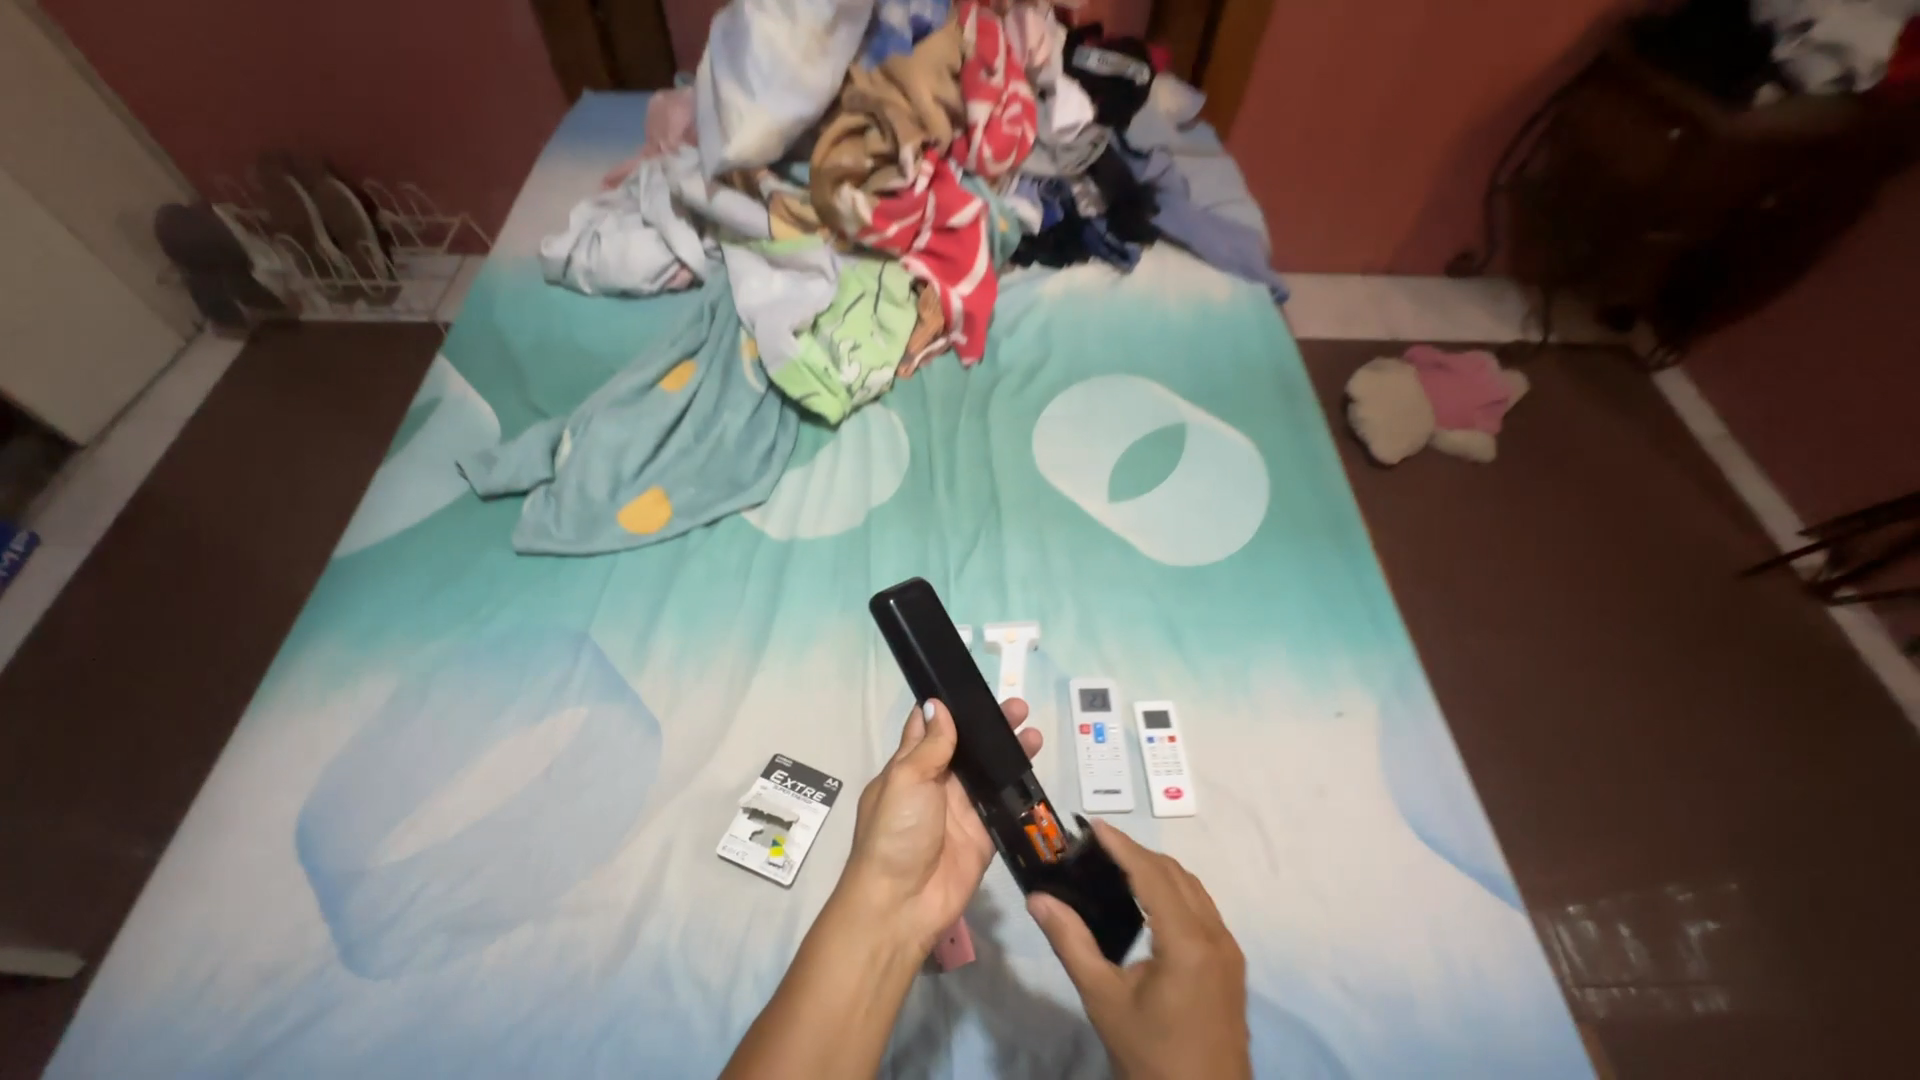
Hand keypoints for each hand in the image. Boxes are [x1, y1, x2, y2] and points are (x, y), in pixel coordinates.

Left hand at [838, 698, 1041, 952]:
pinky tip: (1037, 767)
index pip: (928, 728)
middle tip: (1018, 707)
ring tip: (1033, 732)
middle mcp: (936, 783)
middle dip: (990, 726)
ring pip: (990, 772)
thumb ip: (929, 745)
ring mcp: (962, 810)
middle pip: (967, 747)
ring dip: (1010, 751)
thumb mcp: (906, 780)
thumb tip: (937, 705)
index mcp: (909, 767)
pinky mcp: (984, 834)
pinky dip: (1020, 788)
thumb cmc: (894, 833)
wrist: (902, 903)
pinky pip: (1005, 806)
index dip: (948, 707)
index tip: (974, 686)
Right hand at [1029, 820, 1250, 1079]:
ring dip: (1158, 870)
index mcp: (1187, 942)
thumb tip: (1038, 899)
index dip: (1122, 845)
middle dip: (1137, 853)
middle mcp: (1215, 936)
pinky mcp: (1231, 964)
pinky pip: (1203, 909)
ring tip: (1118, 866)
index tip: (1094, 826)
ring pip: (1194, 889)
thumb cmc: (1150, 1054)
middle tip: (1097, 847)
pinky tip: (1149, 901)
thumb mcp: (1103, 999)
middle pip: (1175, 875)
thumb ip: (1071, 943)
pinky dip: (1174, 892)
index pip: (1152, 874)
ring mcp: (1228, 950)